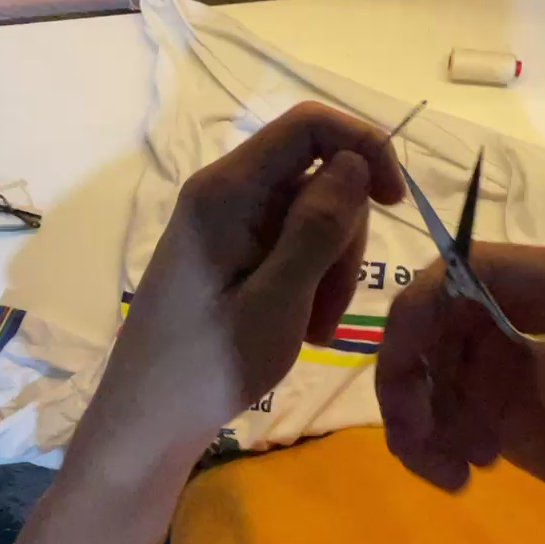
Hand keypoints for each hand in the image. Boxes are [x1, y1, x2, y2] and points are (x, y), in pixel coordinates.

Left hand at [72, 101, 406, 471]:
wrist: (149, 418)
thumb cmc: (208, 366)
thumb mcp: (278, 301)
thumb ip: (318, 227)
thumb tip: (356, 160)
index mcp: (228, 191)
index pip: (308, 125)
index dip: (363, 146)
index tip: (395, 203)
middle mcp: (226, 191)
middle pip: (318, 174)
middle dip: (345, 233)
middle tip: (334, 306)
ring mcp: (229, 219)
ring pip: (314, 211)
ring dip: (332, 265)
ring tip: (315, 327)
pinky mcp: (233, 246)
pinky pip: (294, 240)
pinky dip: (313, 277)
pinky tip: (303, 322)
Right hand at [375, 244, 544, 510]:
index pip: (471, 265)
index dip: (425, 301)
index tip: (403, 363)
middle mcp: (509, 300)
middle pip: (424, 311)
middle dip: (404, 374)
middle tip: (415, 436)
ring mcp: (485, 341)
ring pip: (413, 360)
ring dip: (413, 417)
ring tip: (453, 473)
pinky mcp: (469, 382)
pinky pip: (421, 398)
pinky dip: (424, 437)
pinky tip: (458, 474)